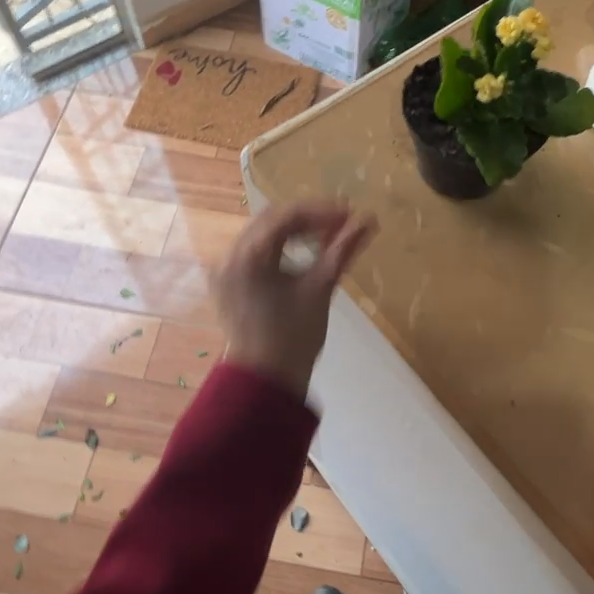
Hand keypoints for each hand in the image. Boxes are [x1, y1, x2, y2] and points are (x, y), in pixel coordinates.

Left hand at [213, 201, 376, 396]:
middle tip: (343, 225)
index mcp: (249, 254)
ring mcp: (226, 270)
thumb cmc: (294, 337)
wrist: (266, 382)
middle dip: (309, 220)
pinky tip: (304, 255)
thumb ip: (342, 249)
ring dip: (295, 232)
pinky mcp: (229, 284)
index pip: (287, 215)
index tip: (351, 214)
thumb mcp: (320, 288)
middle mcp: (230, 255)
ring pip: (264, 235)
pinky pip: (255, 252)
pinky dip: (280, 248)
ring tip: (329, 240)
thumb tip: (368, 220)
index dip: (322, 211)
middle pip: (272, 220)